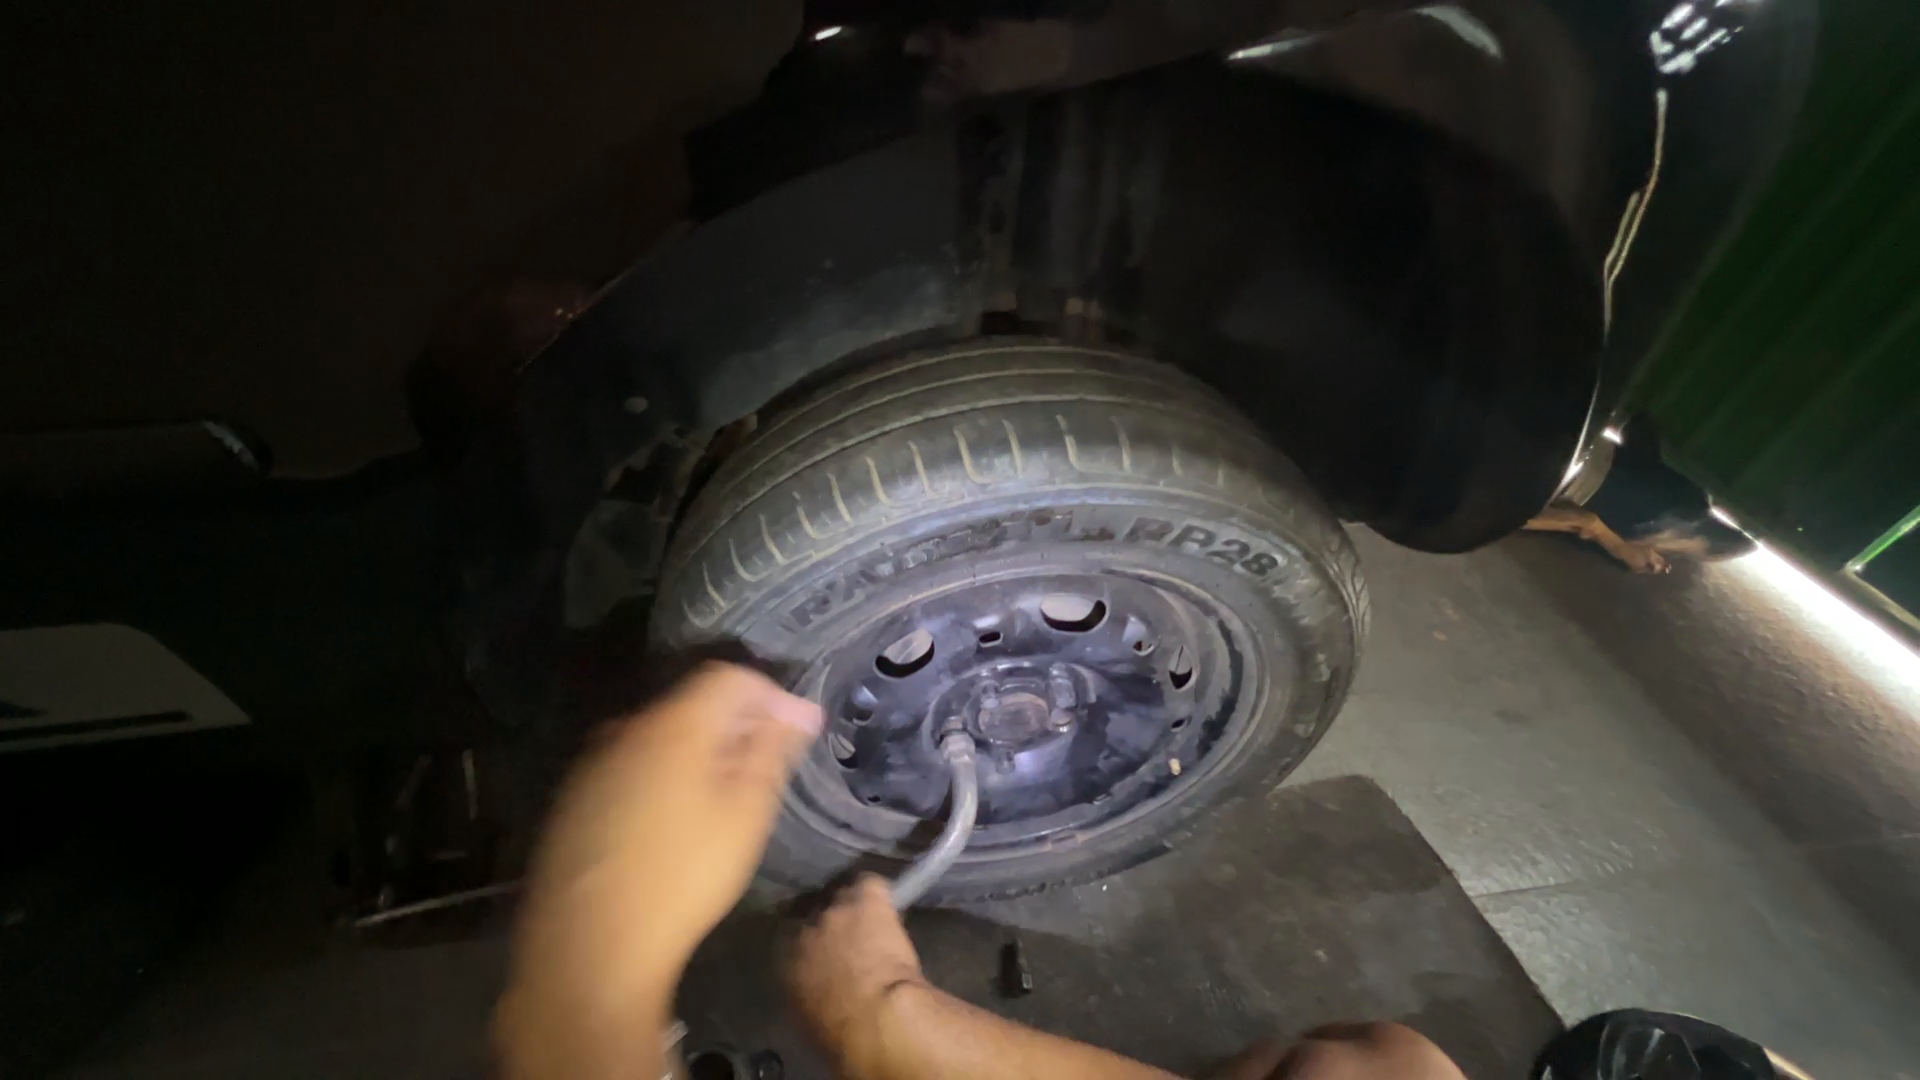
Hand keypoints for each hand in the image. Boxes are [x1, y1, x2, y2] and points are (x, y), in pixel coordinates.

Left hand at [498, 662, 820, 1079]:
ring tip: (722, 798)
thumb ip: (773, 748)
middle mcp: (629, 728)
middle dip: (737, 724)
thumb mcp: (747, 812)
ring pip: (663, 734)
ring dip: (701, 750)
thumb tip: (800, 709)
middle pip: (695, 702)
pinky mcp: (575, 797)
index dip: (770, 695)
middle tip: (763, 769)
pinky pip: (634, 763)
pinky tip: (674, 822)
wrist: (588, 951)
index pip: (731, 676)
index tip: (792, 733)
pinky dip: (665, 773)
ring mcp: (595, 762)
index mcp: (675, 723)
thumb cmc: (684, 876)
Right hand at [787, 875, 928, 1068]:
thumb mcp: (807, 1013)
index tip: (817, 942)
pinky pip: (870, 882)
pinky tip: (885, 901)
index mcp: (786, 956)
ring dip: (851, 902)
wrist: (874, 1015)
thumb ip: (803, 985)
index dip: (804, 934)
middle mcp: (807, 922)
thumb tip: (812, 980)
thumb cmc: (839, 1031)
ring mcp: (837, 905)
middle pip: (814, 906)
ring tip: (865, 915)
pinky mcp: (868, 895)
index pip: (788, 931)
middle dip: (825, 916)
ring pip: (842, 890)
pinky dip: (876, 891)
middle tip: (843, 930)